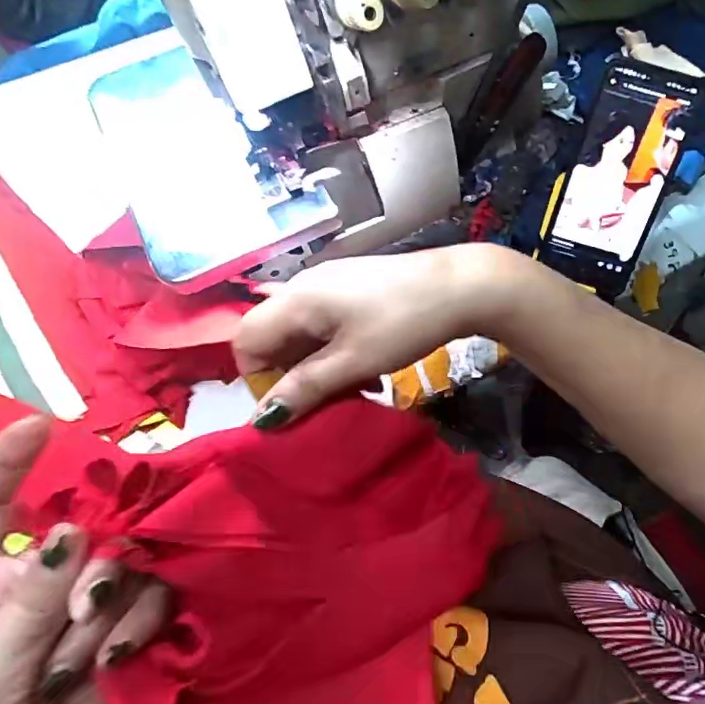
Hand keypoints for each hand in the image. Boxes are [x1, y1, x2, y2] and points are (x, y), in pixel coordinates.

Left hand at [0, 416, 170, 703]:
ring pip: (117, 566)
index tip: (39, 426)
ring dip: (109, 605)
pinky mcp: (118, 636)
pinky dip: (137, 625)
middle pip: (73, 532)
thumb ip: (31, 598)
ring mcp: (76, 610)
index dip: (4, 464)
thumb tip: (73, 528)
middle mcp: (26, 587)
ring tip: (88, 656)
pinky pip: (146, 601)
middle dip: (85, 558)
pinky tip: (117, 660)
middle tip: (87, 598)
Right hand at [232, 244, 532, 423]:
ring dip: (317, 367)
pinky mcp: (350, 288)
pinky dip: (334, 351)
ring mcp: (327, 285)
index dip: (257, 377)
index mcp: (294, 300)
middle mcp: (303, 286)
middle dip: (292, 376)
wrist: (460, 285)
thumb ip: (305, 388)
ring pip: (301, 335)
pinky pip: (324, 326)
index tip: (291, 403)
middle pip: (272, 337)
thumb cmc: (402, 323)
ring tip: (354, 387)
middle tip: (327, 400)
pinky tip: (365, 368)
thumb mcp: (353, 362)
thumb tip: (263, 418)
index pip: (244, 340)